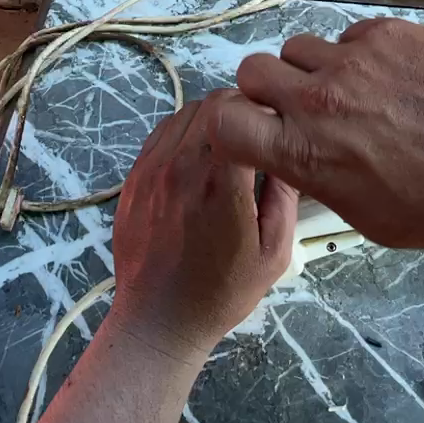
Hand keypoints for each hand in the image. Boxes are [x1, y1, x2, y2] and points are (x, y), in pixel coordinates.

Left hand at [107, 98, 299, 359]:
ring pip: (187, 111)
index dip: (261, 112)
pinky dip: (184, 131)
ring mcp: (154, 167)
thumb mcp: (274, 253)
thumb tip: (287, 152)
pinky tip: (196, 155)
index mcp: (220, 182)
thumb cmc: (220, 291)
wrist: (159, 320)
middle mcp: (183, 165)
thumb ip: (285, 196)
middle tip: (252, 136)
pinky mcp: (136, 175)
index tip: (271, 129)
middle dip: (239, 110)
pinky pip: (163, 130)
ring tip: (226, 146)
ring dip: (211, 118)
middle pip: (214, 102)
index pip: (241, 110)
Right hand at [207, 18, 423, 253]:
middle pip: (253, 69)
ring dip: (317, 68)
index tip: (254, 127)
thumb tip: (300, 156)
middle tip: (304, 104)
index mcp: (307, 155)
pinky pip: (351, 35)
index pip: (224, 120)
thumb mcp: (369, 219)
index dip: (231, 121)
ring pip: (301, 47)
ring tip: (360, 89)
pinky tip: (401, 77)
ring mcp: (352, 59)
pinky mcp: (388, 32)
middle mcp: (318, 100)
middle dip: (270, 87)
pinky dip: (363, 53)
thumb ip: (319, 180)